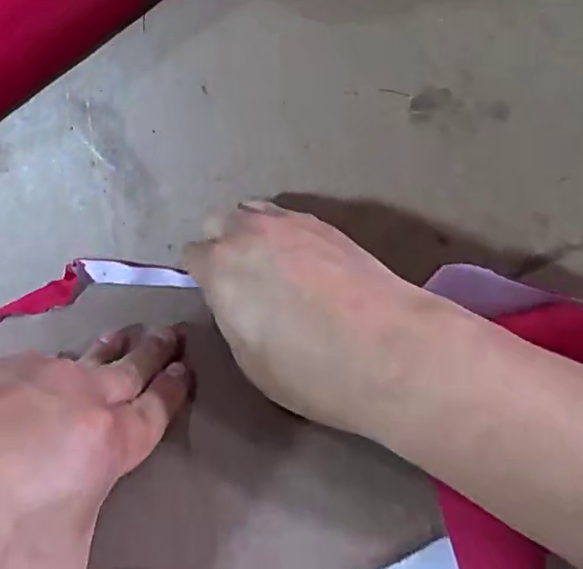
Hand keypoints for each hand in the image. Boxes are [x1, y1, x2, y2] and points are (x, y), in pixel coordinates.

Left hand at [0, 324, 191, 568]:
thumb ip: (86, 539)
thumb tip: (82, 527)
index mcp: (103, 442)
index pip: (155, 408)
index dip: (175, 390)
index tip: (188, 369)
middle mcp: (77, 394)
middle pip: (130, 365)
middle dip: (155, 350)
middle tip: (173, 332)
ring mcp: (35, 374)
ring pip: (87, 356)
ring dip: (112, 348)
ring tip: (126, 336)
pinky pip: (46, 361)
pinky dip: (65, 363)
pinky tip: (55, 371)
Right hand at [182, 200, 455, 439]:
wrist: (392, 349)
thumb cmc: (313, 371)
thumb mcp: (250, 359)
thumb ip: (231, 315)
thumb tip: (235, 298)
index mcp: (221, 266)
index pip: (191, 254)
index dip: (200, 276)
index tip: (215, 296)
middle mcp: (248, 232)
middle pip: (218, 221)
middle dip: (220, 244)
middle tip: (241, 280)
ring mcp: (288, 222)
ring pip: (252, 211)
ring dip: (251, 232)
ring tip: (272, 266)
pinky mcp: (323, 223)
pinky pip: (286, 218)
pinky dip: (283, 233)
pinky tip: (305, 263)